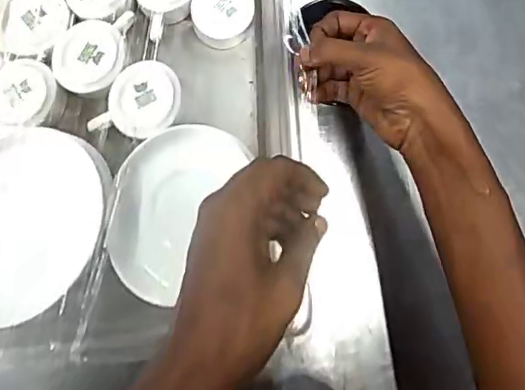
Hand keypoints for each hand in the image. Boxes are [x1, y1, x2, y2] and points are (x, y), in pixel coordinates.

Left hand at [142, 156, 326, 389]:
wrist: (200, 354)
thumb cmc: (242, 322)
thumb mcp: (286, 286)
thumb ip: (305, 245)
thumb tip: (317, 222)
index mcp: (235, 209)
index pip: (271, 169)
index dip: (301, 174)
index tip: (324, 192)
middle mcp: (218, 206)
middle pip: (259, 178)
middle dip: (292, 188)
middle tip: (318, 208)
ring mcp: (211, 222)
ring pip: (250, 195)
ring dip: (280, 205)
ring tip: (308, 228)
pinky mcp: (210, 239)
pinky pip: (240, 214)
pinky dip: (265, 219)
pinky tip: (287, 242)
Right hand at [297, 11, 476, 166]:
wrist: (421, 123)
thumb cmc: (403, 82)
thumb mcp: (365, 57)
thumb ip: (330, 50)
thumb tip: (305, 52)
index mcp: (373, 30)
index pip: (337, 21)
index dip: (322, 32)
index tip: (312, 47)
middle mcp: (367, 48)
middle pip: (330, 44)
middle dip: (315, 55)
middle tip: (304, 66)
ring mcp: (362, 72)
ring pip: (329, 66)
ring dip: (315, 73)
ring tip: (307, 82)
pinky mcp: (358, 93)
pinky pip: (333, 86)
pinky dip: (322, 89)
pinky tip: (315, 94)